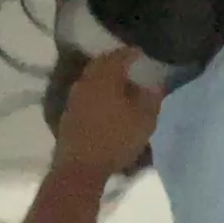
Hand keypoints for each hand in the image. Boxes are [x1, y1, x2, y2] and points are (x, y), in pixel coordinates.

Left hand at [53, 47, 164, 180]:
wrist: (80, 169)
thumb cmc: (116, 139)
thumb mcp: (144, 120)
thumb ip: (151, 99)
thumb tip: (155, 85)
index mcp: (106, 77)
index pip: (119, 56)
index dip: (131, 53)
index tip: (140, 53)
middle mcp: (87, 81)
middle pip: (101, 63)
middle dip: (114, 61)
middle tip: (128, 64)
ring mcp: (74, 98)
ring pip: (90, 78)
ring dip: (103, 77)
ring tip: (117, 84)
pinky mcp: (68, 115)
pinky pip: (84, 94)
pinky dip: (95, 92)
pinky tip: (104, 103)